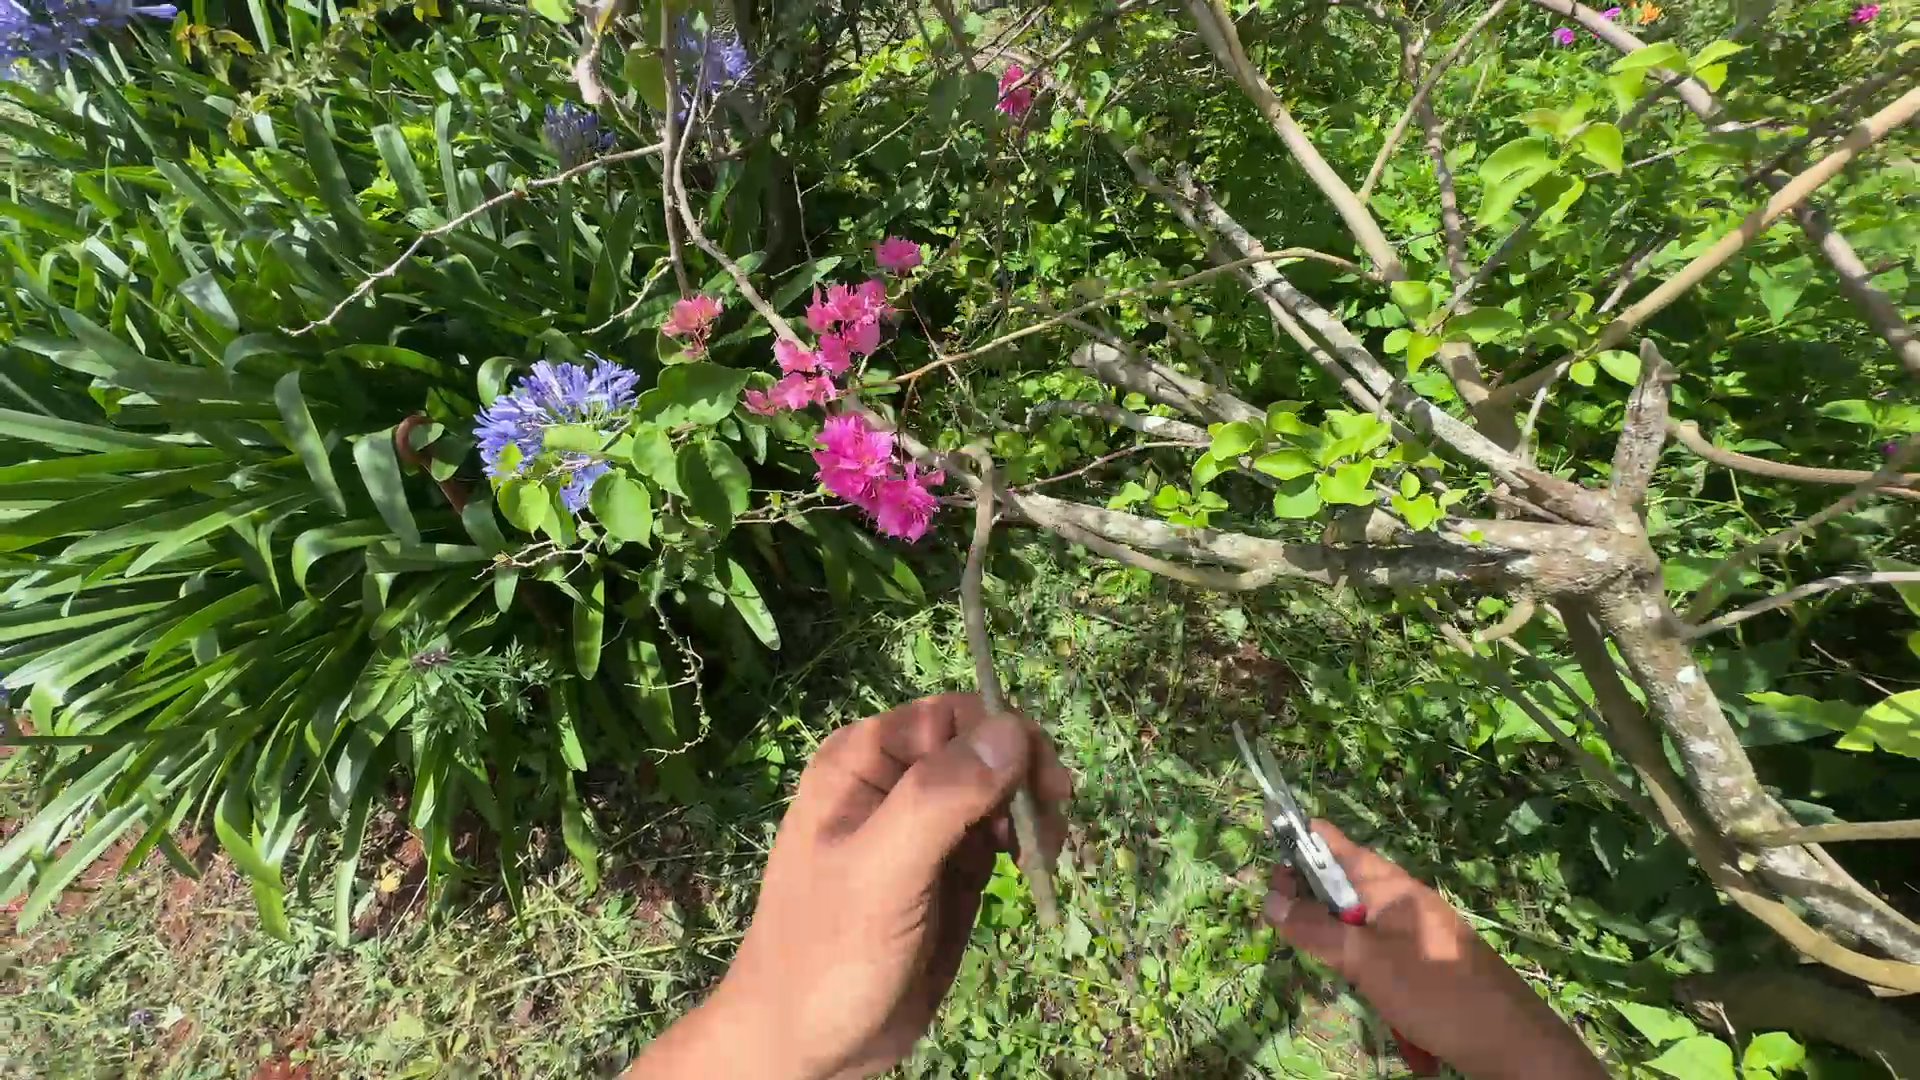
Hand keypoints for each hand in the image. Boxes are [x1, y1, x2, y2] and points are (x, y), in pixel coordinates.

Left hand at [634, 693, 1069, 1079]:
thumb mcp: (882, 872)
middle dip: (1024, 778)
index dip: (1004, 738)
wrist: (808, 1044)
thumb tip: (1013, 730)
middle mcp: (896, 776)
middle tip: (1049, 830)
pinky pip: (998, 827)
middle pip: (982, 746)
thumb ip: (942, 797)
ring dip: (1030, 810)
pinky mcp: (947, 860)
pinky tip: (1031, 866)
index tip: (1044, 787)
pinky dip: (1024, 839)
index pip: (952, 716)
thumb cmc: (828, 952)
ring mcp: (924, 819)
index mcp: (866, 757)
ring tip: (1040, 856)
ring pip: (998, 785)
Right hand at [1264, 821, 1606, 1079]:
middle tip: (1309, 947)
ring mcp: (1415, 929)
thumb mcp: (1365, 960)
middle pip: (1335, 887)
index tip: (1272, 882)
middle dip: (1315, 917)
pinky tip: (1394, 1017)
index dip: (1292, 847)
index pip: (1325, 839)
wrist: (1524, 1052)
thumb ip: (1312, 928)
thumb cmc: (1438, 991)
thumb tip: (1268, 899)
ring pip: (1357, 930)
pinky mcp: (1428, 962)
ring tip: (1358, 989)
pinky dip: (1379, 984)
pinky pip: (1385, 961)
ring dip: (1348, 959)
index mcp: (1383, 880)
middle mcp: (1397, 896)